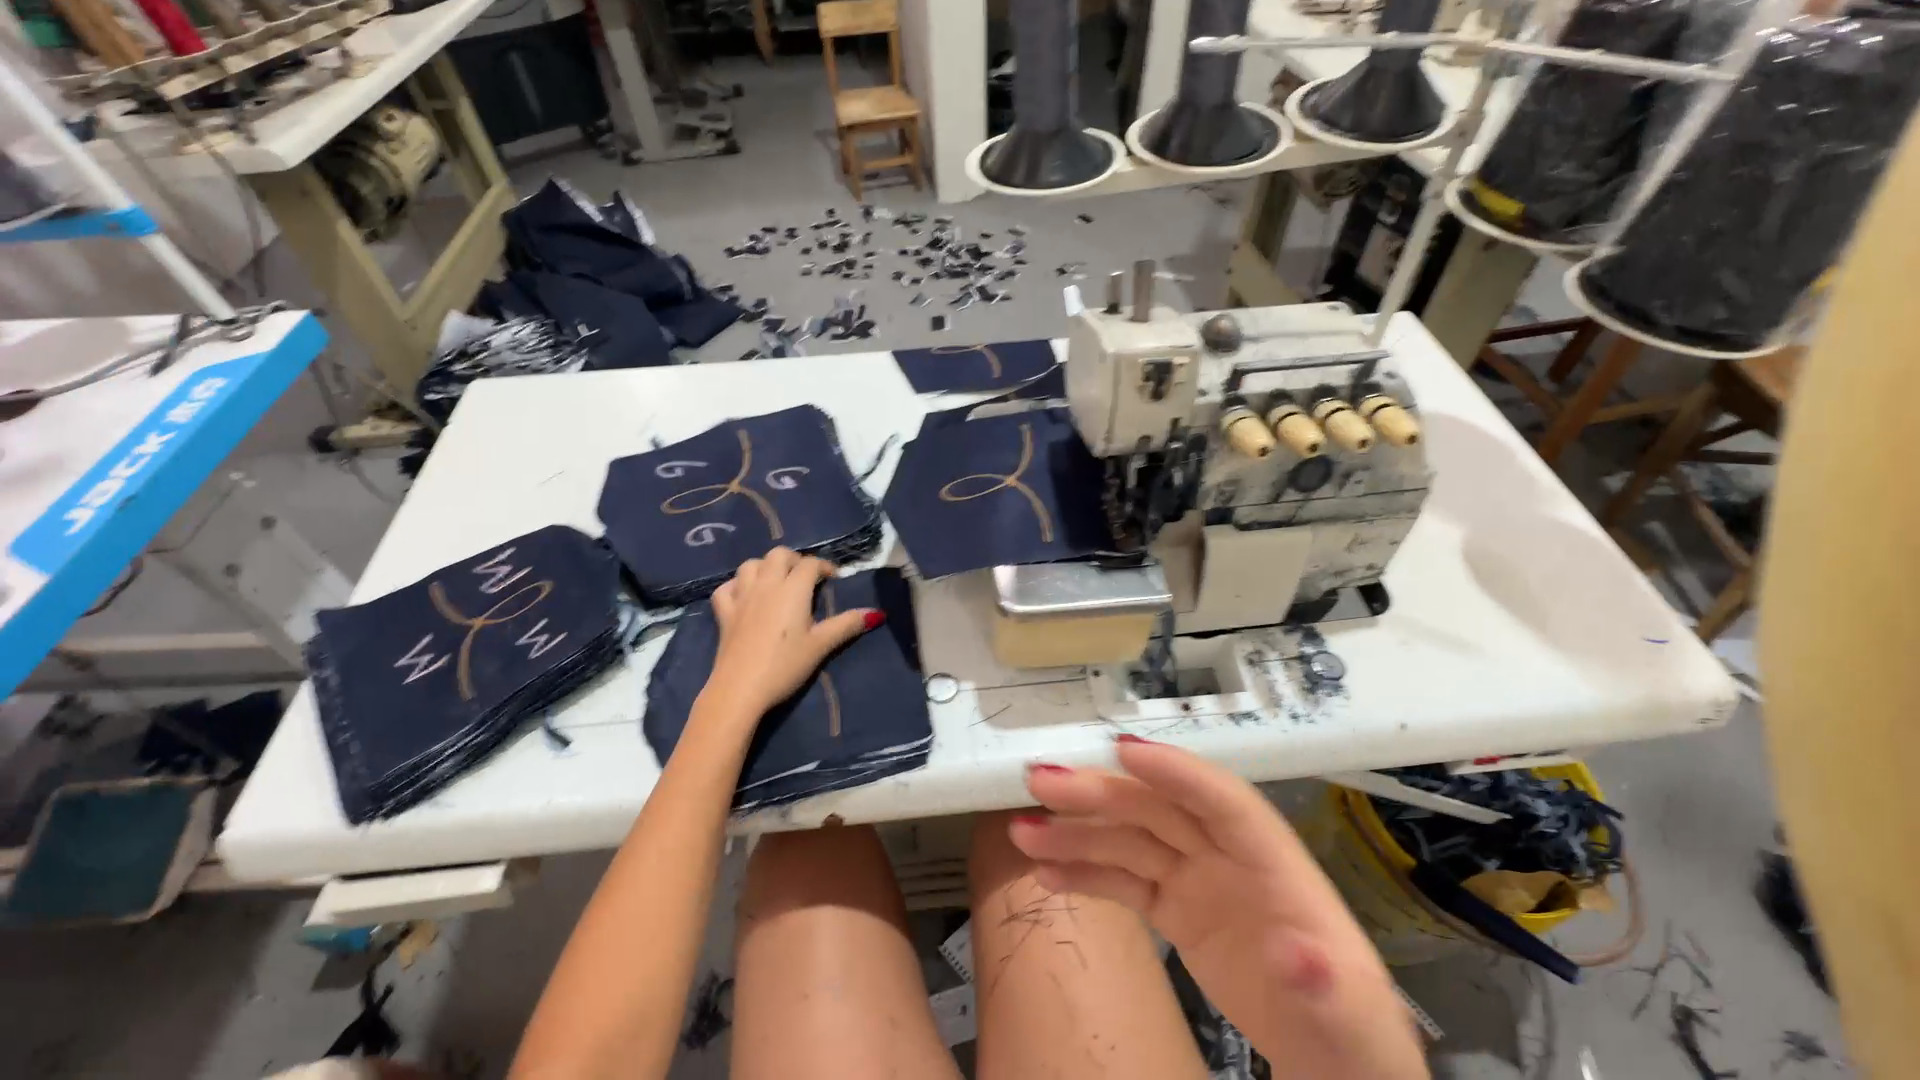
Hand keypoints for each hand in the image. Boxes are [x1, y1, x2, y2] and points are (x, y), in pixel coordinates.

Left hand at [699, 548, 879, 721]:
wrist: (741, 688)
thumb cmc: (785, 665)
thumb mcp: (821, 645)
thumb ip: (846, 625)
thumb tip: (876, 613)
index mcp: (792, 589)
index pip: (810, 564)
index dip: (824, 567)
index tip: (833, 579)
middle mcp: (766, 584)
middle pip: (778, 555)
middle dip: (794, 560)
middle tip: (805, 577)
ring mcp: (741, 597)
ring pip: (750, 565)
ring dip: (765, 567)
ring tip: (776, 582)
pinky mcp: (723, 613)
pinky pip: (726, 588)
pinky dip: (736, 585)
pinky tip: (744, 596)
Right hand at [1012, 737, 1427, 1079]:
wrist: (1330, 1060)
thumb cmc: (1349, 1031)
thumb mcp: (1346, 1015)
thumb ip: (1324, 982)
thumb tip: (1302, 952)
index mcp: (1278, 868)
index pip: (1225, 803)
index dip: (1177, 773)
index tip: (1123, 750)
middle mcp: (1233, 861)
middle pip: (1161, 811)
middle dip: (1101, 794)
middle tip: (1042, 782)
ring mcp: (1202, 883)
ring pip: (1132, 840)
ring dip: (1078, 832)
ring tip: (1025, 832)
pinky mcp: (1180, 911)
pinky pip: (1126, 880)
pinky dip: (1086, 873)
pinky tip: (1047, 872)